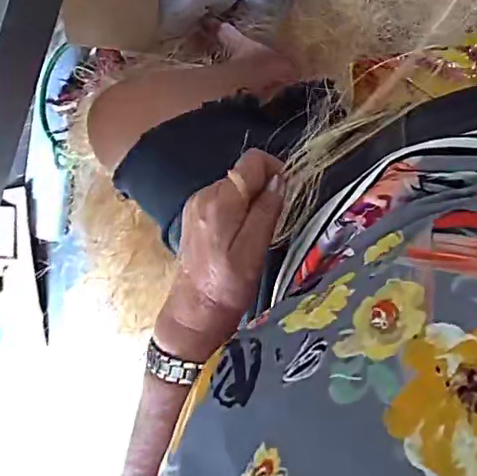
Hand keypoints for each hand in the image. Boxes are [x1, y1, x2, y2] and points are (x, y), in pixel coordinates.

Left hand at [154, 149, 286, 361]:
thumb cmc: (226, 288)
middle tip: (271, 221)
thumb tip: (279, 179)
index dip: (274, 169)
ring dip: (251, 200)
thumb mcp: (254, 252)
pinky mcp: (194, 213)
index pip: (252, 160)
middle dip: (263, 188)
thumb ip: (266, 212)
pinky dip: (237, 208)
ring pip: (234, 185)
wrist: (191, 314)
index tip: (285, 192)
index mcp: (220, 202)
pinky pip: (223, 198)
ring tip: (255, 232)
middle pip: (243, 172)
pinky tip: (239, 235)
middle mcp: (204, 194)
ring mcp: (196, 202)